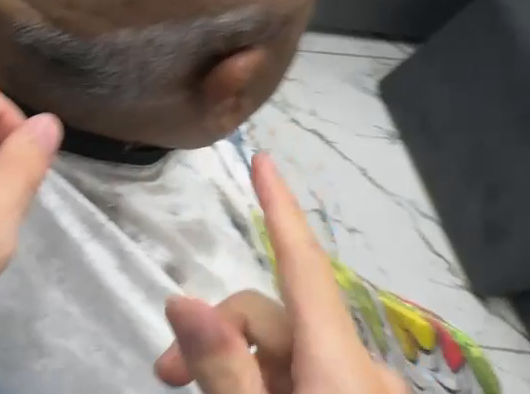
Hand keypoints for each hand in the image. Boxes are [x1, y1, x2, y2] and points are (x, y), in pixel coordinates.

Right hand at [155, 154, 402, 393]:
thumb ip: (226, 373)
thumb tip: (181, 299)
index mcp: (344, 369)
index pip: (302, 267)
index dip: (281, 210)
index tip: (264, 159)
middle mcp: (364, 374)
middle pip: (276, 319)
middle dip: (216, 334)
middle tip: (165, 375)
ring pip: (289, 353)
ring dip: (237, 363)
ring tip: (191, 389)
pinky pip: (309, 380)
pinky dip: (268, 382)